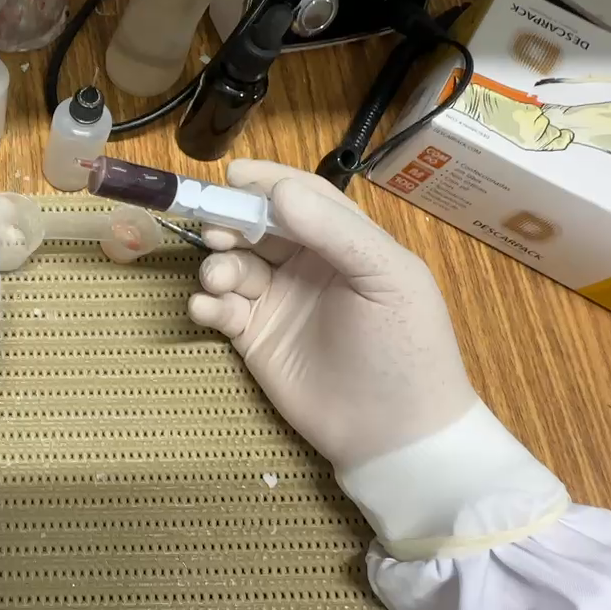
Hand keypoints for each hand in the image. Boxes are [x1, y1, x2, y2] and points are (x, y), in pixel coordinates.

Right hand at [186, 161, 475, 471]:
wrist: (393, 433)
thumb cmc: (403, 347)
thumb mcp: (386, 278)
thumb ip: (336, 231)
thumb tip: (279, 192)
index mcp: (344, 243)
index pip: (301, 198)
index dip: (267, 183)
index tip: (232, 176)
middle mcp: (305, 265)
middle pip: (255, 227)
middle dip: (230, 223)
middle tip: (215, 230)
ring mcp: (275, 300)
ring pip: (231, 264)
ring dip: (217, 266)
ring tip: (219, 283)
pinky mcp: (251, 335)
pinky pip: (219, 308)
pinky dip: (206, 304)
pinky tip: (207, 310)